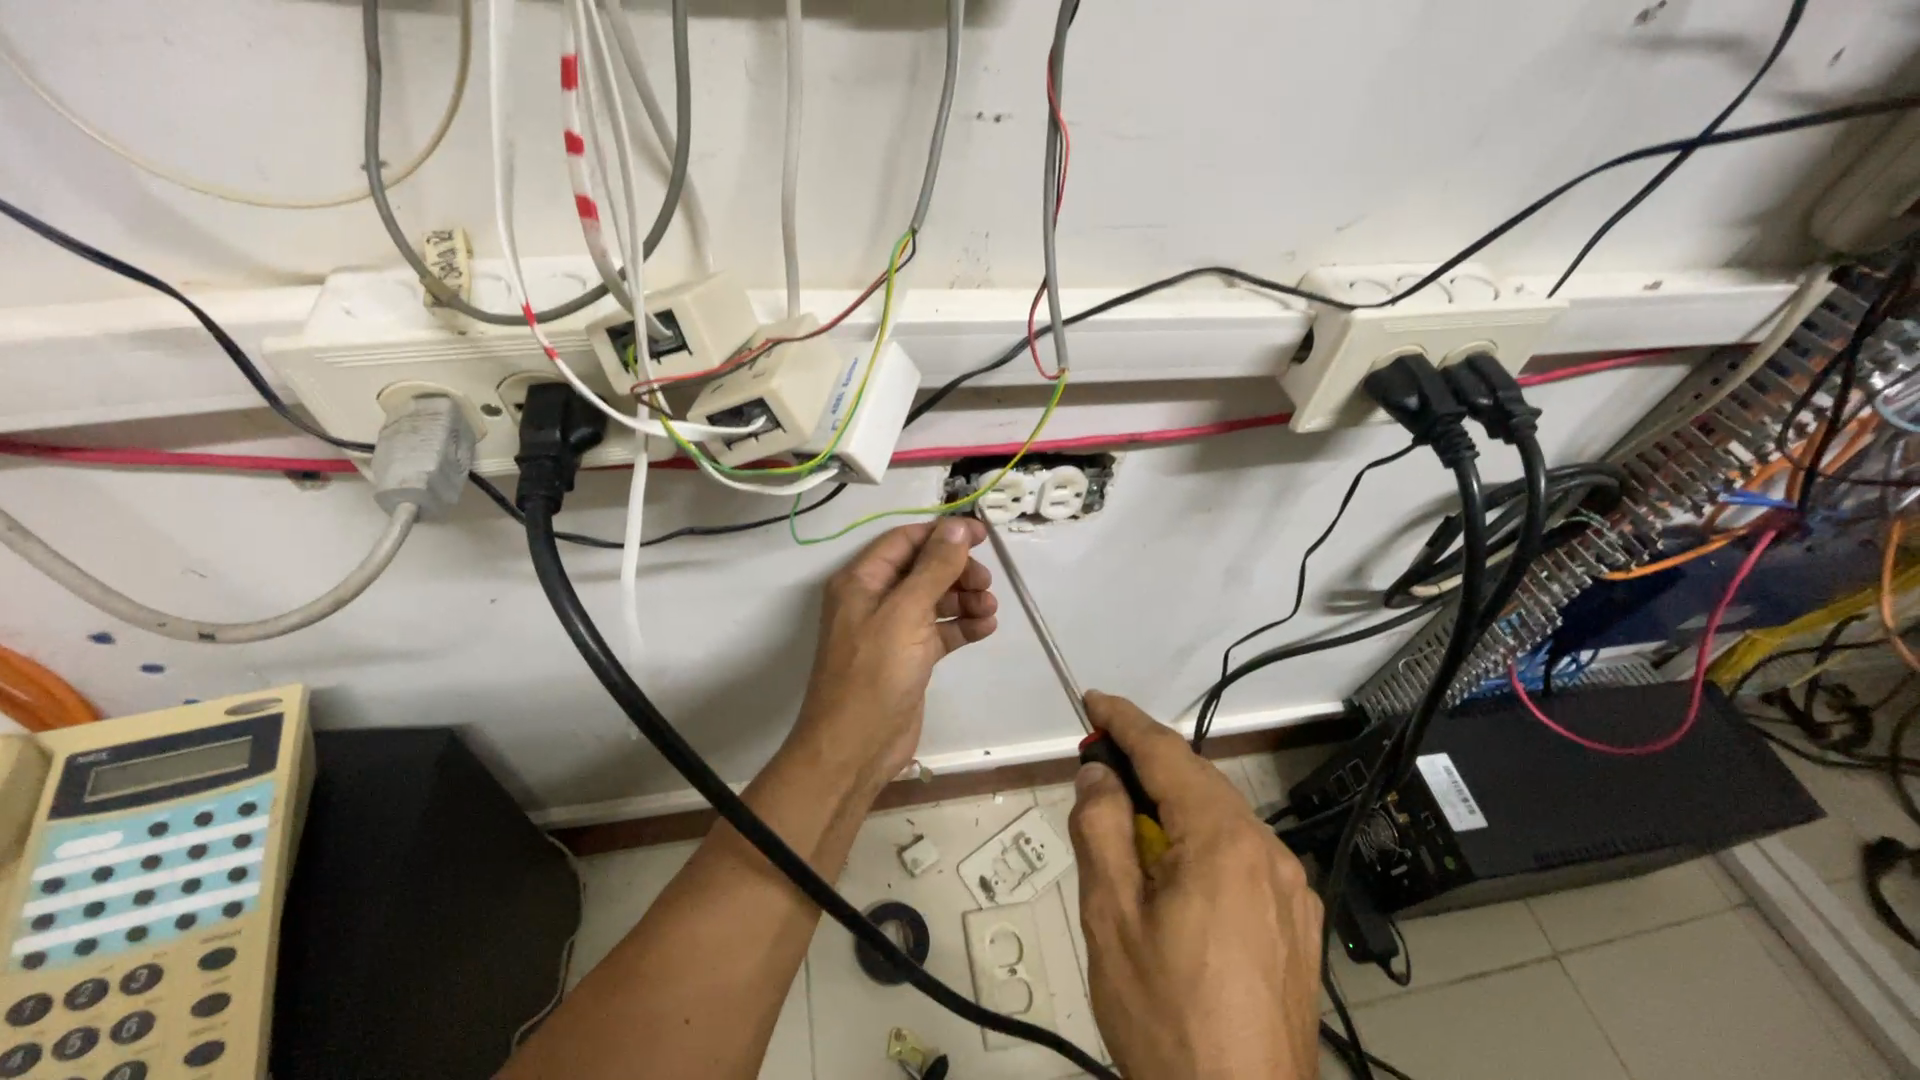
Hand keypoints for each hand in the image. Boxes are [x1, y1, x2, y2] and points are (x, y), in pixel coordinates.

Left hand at [796, 518, 997, 787]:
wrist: (855, 748)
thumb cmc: (874, 675)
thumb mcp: (905, 614)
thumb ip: (934, 568)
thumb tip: (958, 526)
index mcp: (861, 581)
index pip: (904, 541)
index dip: (942, 534)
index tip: (983, 536)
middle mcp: (874, 601)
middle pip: (923, 570)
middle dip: (957, 571)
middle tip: (986, 584)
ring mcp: (892, 631)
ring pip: (935, 600)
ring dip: (964, 599)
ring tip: (990, 610)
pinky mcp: (909, 659)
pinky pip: (940, 631)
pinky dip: (962, 627)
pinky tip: (985, 629)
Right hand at [1069, 691, 1323, 1079]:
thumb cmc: (1164, 1015)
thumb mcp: (1111, 918)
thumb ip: (1101, 830)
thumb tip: (1100, 776)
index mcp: (1224, 841)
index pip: (1168, 755)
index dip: (1125, 722)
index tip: (1092, 701)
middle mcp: (1269, 853)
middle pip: (1199, 784)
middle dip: (1145, 766)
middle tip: (1096, 768)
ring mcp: (1291, 892)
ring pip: (1222, 823)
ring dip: (1172, 810)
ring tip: (1126, 829)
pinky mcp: (1297, 926)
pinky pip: (1243, 861)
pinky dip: (1201, 847)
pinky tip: (1174, 880)